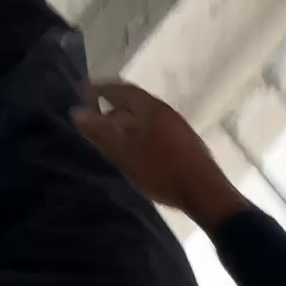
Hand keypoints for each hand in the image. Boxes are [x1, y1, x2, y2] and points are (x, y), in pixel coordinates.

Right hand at [73, 80, 249, 229]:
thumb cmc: (162, 170)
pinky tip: (134, 148)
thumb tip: (76, 111)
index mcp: (149, 107)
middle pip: (132, 100)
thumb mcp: (125, 153)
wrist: (209, 198)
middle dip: (111, 104)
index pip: (119, 87)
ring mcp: (178, 126)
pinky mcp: (186, 143)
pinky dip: (138, 130)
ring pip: (144, 115)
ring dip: (125, 119)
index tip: (80, 90)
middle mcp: (164, 110)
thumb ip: (100, 131)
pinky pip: (154, 127)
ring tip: (110, 133)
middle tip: (93, 114)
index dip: (98, 88)